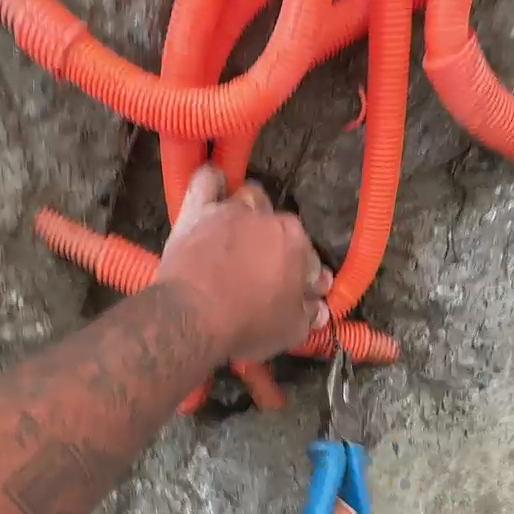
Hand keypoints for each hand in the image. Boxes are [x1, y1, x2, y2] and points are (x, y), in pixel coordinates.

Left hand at [158, 165, 331, 362]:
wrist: (193, 318)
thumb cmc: (248, 325)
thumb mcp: (290, 331)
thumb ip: (309, 315)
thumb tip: (320, 308)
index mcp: (296, 243)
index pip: (310, 259)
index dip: (306, 280)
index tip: (299, 296)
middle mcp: (268, 218)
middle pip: (280, 228)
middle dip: (279, 249)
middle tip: (267, 274)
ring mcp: (231, 210)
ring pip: (250, 199)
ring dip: (252, 215)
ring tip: (243, 238)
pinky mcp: (197, 210)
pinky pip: (207, 182)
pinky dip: (213, 184)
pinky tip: (216, 191)